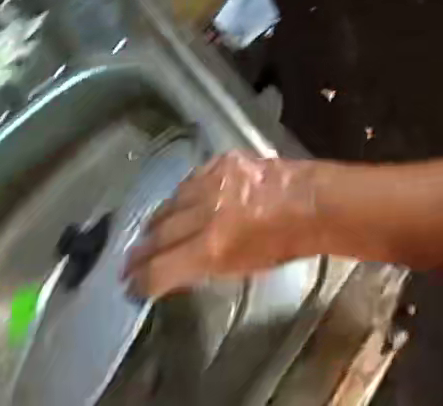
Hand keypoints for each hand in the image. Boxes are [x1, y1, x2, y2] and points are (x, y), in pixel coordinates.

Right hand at [123, 151, 320, 297]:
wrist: (312, 202)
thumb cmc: (283, 243)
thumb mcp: (238, 268)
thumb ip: (200, 267)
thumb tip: (170, 269)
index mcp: (210, 247)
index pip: (158, 268)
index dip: (140, 279)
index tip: (131, 284)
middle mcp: (207, 212)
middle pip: (159, 233)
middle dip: (142, 250)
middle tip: (132, 259)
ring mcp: (216, 180)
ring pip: (172, 200)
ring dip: (161, 217)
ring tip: (155, 229)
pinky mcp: (227, 159)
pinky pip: (194, 177)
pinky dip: (187, 191)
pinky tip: (186, 200)